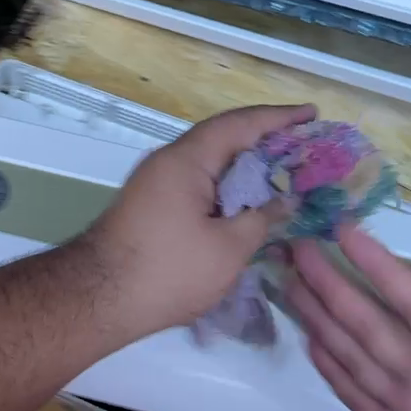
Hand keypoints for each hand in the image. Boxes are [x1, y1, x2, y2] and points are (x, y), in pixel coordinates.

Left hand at [76, 104, 314, 339]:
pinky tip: (250, 201)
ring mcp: (157, 181)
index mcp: (186, 159)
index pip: (238, 124)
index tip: (312, 113)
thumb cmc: (168, 270)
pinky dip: (228, 184)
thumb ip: (261, 218)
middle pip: (223, 138)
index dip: (278, 118)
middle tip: (307, 144)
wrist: (99, 296)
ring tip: (287, 170)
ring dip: (247, 163)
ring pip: (210, 161)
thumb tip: (285, 200)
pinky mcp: (153, 203)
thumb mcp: (227, 248)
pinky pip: (199, 180)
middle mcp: (169, 160)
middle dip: (266, 138)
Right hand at [285, 227, 410, 410]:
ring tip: (291, 285)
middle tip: (296, 247)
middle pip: (378, 324)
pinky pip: (363, 402)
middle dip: (336, 284)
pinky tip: (314, 346)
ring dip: (325, 320)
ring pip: (361, 355)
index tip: (345, 232)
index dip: (383, 270)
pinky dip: (335, 373)